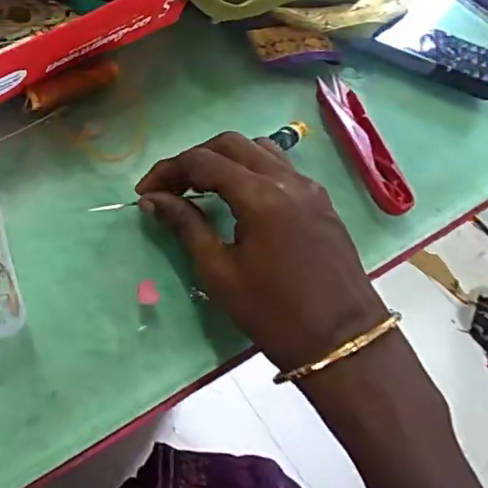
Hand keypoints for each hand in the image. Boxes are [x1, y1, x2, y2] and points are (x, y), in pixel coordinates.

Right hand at [136, 132, 389, 370]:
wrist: (343, 343)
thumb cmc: (274, 314)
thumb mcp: (219, 273)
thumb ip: (186, 225)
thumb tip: (153, 199)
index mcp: (260, 197)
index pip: (202, 161)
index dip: (167, 171)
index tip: (144, 193)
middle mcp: (286, 180)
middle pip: (229, 144)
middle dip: (193, 159)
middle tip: (169, 188)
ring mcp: (308, 187)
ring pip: (257, 149)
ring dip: (224, 158)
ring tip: (201, 187)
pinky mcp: (320, 200)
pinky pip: (279, 166)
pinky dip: (250, 169)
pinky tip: (238, 197)